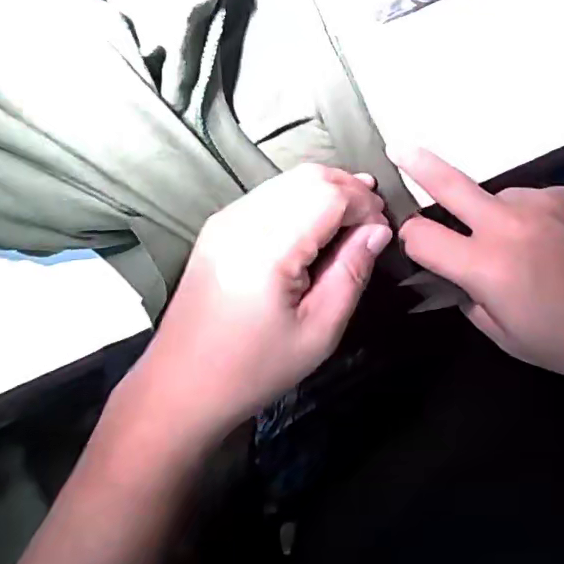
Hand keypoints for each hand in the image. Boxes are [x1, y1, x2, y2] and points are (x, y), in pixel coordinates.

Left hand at [131, 164, 392, 440]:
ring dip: (328, 188)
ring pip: (289, 178)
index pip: (329, 195)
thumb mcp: (319, 331)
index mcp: (267, 249)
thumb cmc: (254, 368)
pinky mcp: (220, 225)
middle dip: (350, 188)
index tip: (383, 230)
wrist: (181, 386)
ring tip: (354, 215)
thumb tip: (378, 230)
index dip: (364, 204)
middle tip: (375, 217)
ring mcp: (226, 218)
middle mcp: (243, 221)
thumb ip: (351, 272)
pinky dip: (303, 196)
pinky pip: (271, 192)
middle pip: (309, 177)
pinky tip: (319, 219)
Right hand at [392, 147, 563, 391]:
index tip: (412, 242)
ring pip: (502, 200)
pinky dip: (540, 220)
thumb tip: (461, 282)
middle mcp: (508, 221)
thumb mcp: (516, 342)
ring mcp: (543, 200)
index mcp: (487, 266)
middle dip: (418, 164)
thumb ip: (476, 306)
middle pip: (449, 183)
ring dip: (501, 219)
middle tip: (400, 148)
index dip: (410, 239)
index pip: (421, 235)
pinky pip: (540, 203)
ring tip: (538, 254)